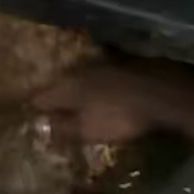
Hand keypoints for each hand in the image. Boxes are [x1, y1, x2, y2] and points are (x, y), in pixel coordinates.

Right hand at [34, 61, 192, 143]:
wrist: (161, 92)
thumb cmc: (120, 116)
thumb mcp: (88, 130)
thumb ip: (63, 128)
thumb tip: (41, 127)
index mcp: (67, 86)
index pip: (42, 97)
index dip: (36, 108)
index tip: (33, 116)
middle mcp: (80, 70)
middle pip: (61, 84)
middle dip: (57, 96)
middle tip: (54, 109)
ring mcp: (102, 63)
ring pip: (82, 77)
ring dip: (78, 88)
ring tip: (78, 100)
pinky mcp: (123, 63)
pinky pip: (102, 74)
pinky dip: (99, 84)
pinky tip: (105, 90)